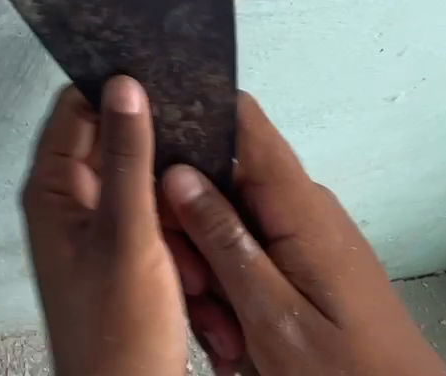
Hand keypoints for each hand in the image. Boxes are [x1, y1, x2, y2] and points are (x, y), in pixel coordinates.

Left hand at [22, 78, 189, 375]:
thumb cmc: (118, 331)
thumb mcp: (129, 233)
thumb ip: (128, 156)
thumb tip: (124, 85)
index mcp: (52, 187)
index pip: (74, 110)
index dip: (111, 92)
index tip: (158, 82)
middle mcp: (67, 201)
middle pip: (111, 146)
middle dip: (154, 158)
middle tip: (190, 169)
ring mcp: (94, 229)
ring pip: (139, 186)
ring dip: (170, 204)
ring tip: (187, 240)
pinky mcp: (120, 255)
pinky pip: (151, 222)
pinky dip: (174, 235)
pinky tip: (193, 266)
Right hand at [161, 93, 445, 375]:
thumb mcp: (274, 318)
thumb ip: (223, 240)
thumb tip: (175, 173)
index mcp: (296, 203)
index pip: (240, 116)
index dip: (191, 110)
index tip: (144, 139)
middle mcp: (298, 205)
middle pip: (216, 177)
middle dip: (187, 225)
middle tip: (190, 287)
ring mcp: (300, 234)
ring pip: (223, 222)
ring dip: (207, 269)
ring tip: (221, 332)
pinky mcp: (301, 262)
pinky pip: (244, 252)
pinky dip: (228, 287)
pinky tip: (233, 335)